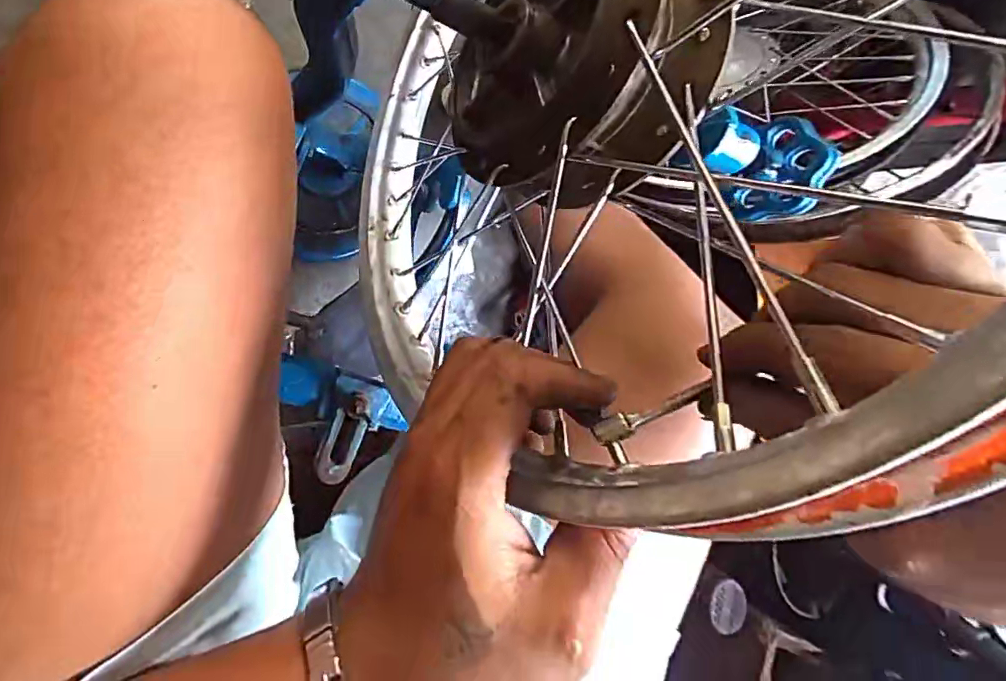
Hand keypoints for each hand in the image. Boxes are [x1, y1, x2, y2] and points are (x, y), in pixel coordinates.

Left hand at [336, 337, 632, 679]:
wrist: (377, 669)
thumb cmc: (457, 661)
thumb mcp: (556, 626)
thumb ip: (601, 551)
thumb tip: (629, 495)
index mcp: (459, 474)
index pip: (507, 375)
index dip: (563, 375)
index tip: (602, 398)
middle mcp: (429, 444)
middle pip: (486, 356)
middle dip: (543, 368)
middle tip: (584, 407)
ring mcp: (415, 446)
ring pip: (465, 365)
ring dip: (516, 376)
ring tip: (556, 422)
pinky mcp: (414, 457)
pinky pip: (454, 392)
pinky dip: (493, 392)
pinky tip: (523, 443)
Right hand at [716, 213, 1005, 679]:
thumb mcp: (904, 542)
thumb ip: (817, 467)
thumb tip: (737, 390)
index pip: (844, 352)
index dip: (764, 351)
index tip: (720, 365)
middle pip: (846, 295)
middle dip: (774, 323)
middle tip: (744, 355)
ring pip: (871, 252)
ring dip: (811, 287)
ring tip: (795, 327)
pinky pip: (922, 231)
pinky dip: (866, 243)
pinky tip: (846, 280)